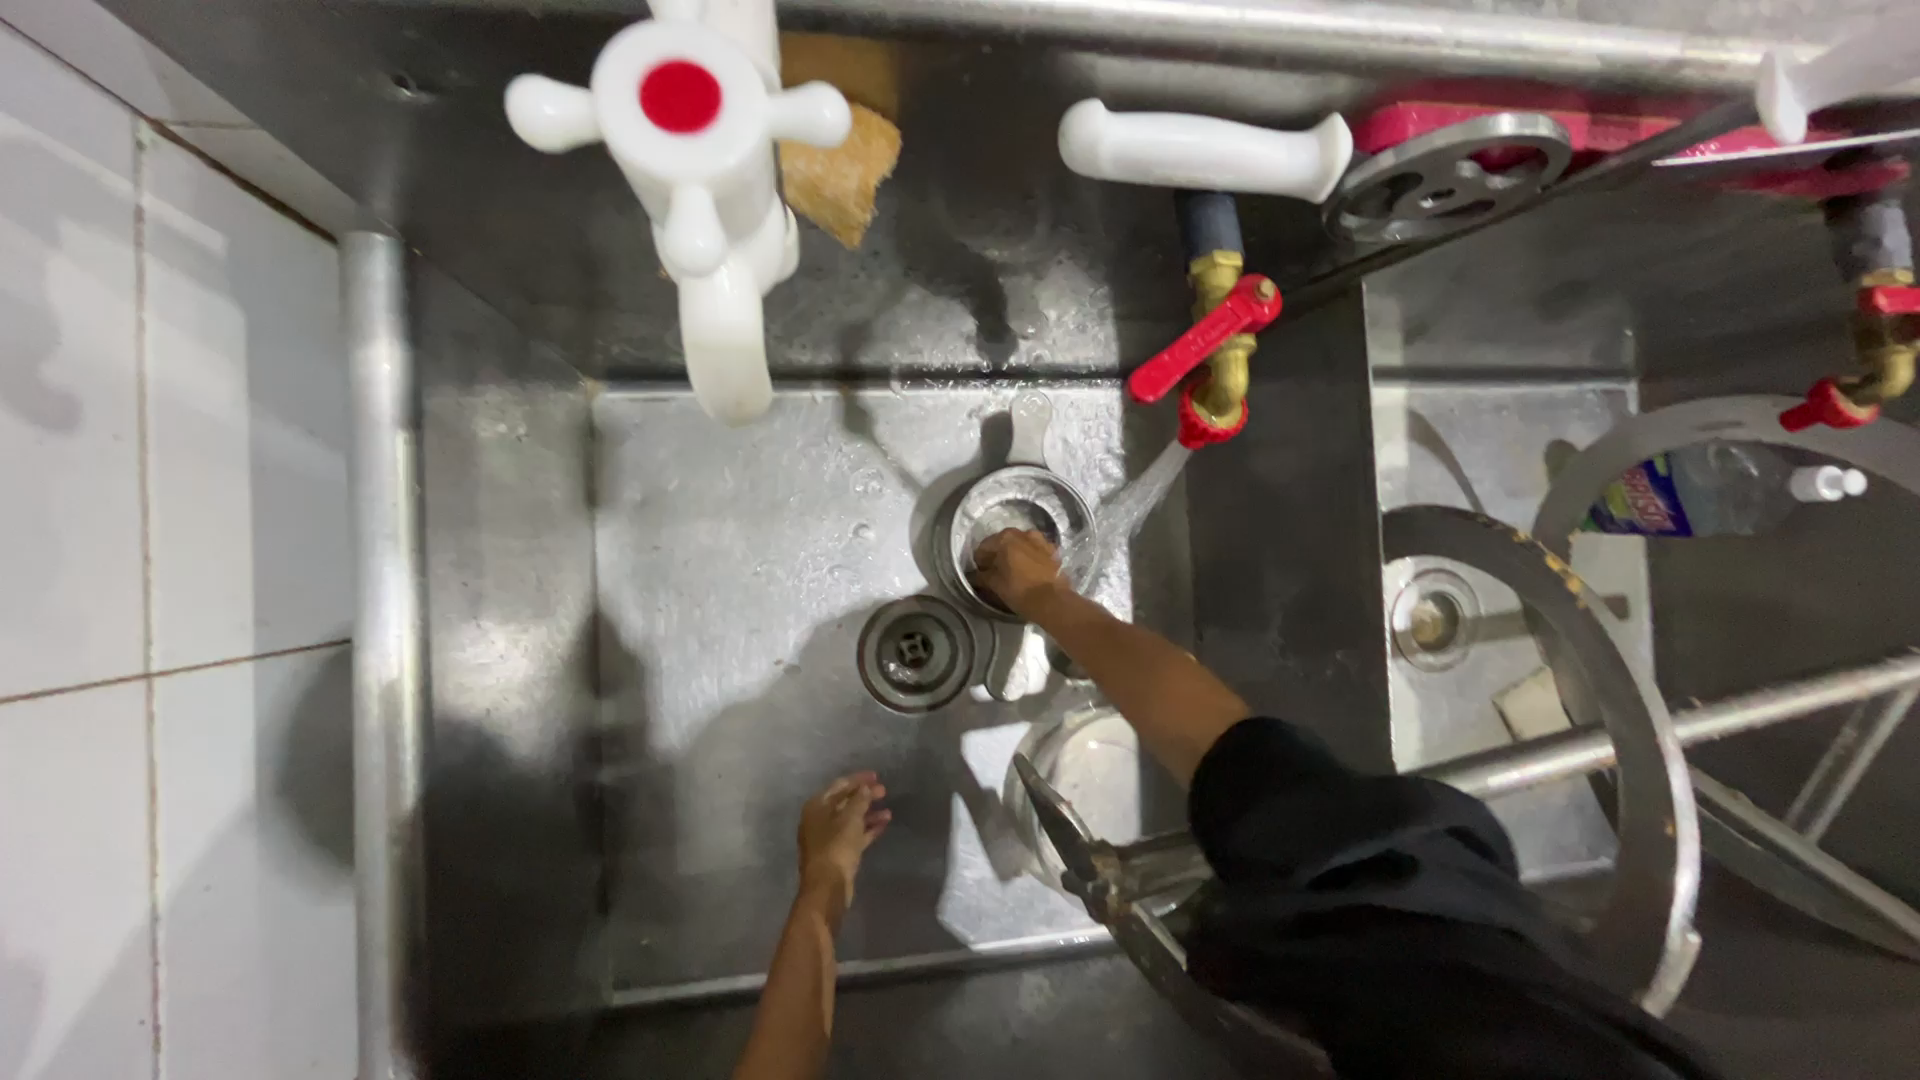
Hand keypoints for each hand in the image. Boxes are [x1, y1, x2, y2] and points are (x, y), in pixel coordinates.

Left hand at [797, 772, 889, 920]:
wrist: (827, 887)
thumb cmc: (836, 846)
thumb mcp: (850, 818)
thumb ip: (860, 799)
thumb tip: (866, 788)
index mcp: (817, 806)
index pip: (839, 785)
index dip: (858, 779)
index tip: (876, 776)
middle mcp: (819, 819)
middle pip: (844, 802)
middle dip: (865, 796)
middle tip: (884, 791)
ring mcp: (828, 837)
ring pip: (850, 819)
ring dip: (868, 813)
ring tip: (888, 810)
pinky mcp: (837, 853)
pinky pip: (854, 835)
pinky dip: (867, 829)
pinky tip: (883, 824)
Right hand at [971, 529, 1067, 618]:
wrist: (1052, 600)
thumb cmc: (1019, 590)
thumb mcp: (995, 584)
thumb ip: (983, 576)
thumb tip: (977, 574)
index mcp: (1005, 538)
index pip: (984, 547)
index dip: (980, 561)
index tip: (981, 572)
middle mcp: (1023, 533)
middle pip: (1004, 542)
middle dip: (998, 554)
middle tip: (996, 571)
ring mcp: (1041, 540)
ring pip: (1022, 544)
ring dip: (1016, 553)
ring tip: (1014, 569)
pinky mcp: (1053, 550)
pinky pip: (1036, 550)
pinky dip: (1031, 556)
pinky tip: (1030, 569)